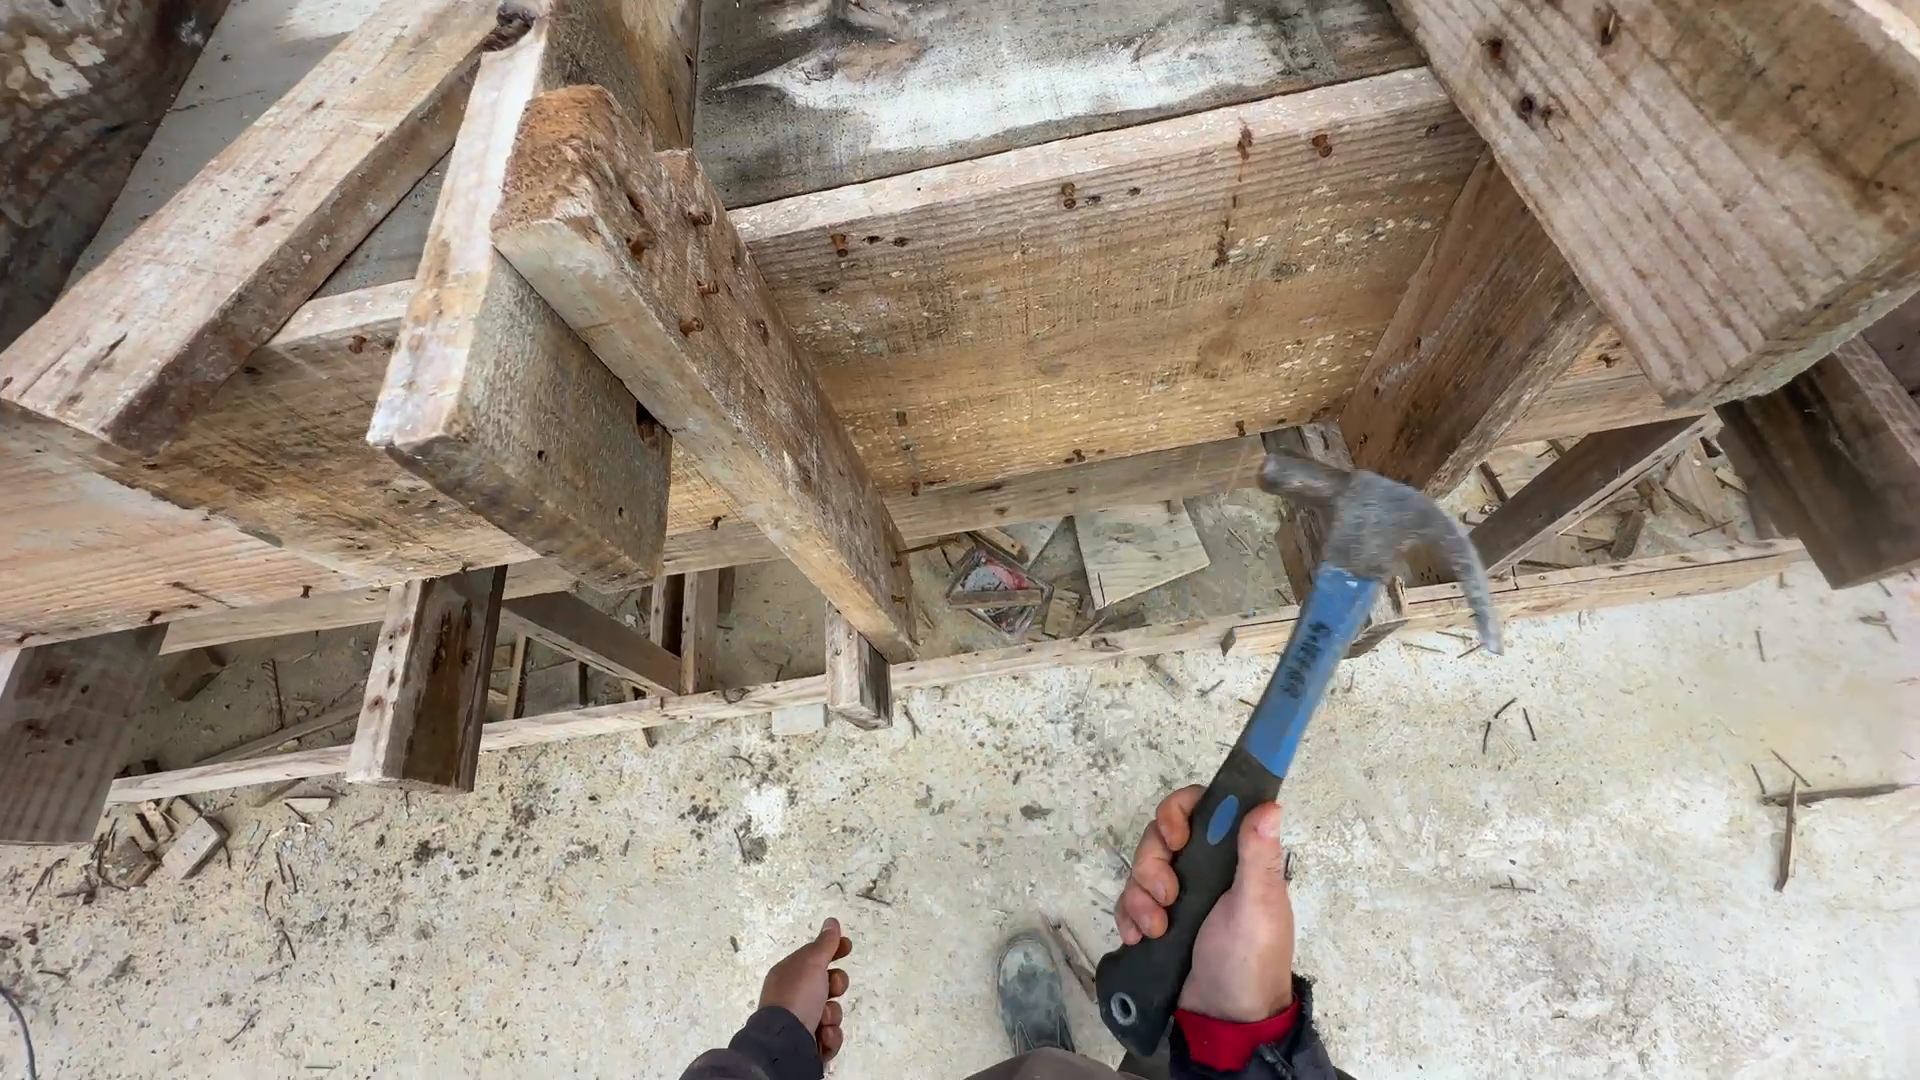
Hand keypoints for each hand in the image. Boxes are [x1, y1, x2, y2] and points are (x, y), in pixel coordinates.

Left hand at [759, 918, 853, 1061]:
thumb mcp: (812, 962)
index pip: (814, 956)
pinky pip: (830, 1036)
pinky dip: (830, 1036)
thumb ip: (825, 943)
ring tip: (824, 1019)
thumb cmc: (797, 996)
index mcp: (789, 975)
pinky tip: (823, 1034)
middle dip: (836, 985)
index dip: (833, 950)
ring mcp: (801, 1022)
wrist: (784, 1045)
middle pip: (827, 984)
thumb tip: (832, 921)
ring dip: (832, 1014)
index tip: (848, 947)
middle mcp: (794, 997)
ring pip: (831, 1011)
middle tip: (833, 988)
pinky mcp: (810, 1046)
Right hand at [1114, 787, 1295, 1022]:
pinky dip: (1128, 916)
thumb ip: (1258, 856)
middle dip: (1153, 864)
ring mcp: (1176, 893)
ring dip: (1140, 896)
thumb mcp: (1258, 907)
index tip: (1176, 838)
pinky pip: (1127, 900)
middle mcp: (1201, 867)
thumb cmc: (1249, 960)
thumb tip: (1270, 805)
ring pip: (1139, 868)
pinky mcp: (1154, 918)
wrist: (1224, 1022)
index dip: (1178, 810)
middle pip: (1159, 836)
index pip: (1198, 807)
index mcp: (1230, 857)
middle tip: (1168, 897)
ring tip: (1155, 929)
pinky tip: (1138, 938)